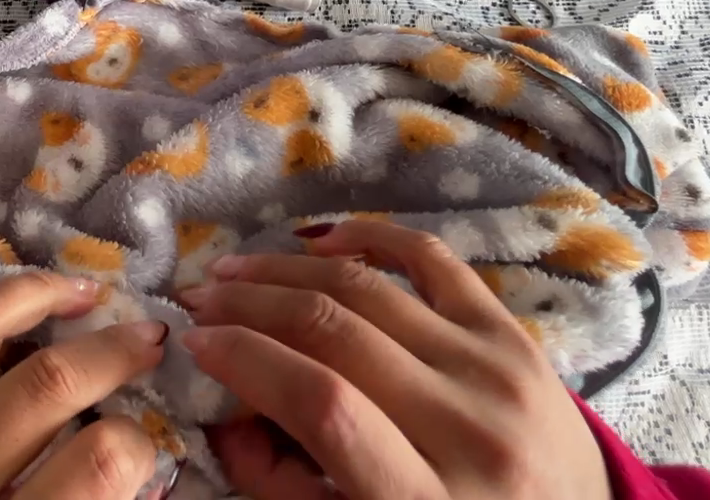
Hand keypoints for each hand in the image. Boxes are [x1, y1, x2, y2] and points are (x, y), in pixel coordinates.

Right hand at [178, 221, 611, 499]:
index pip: (323, 404)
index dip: (245, 360)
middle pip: (334, 332)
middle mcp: (476, 432)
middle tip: (199, 300)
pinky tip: (315, 240)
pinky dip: (365, 234)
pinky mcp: (516, 335)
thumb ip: (276, 483)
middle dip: (247, 305)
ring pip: (364, 287)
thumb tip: (222, 403)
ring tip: (232, 269)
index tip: (193, 341)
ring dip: (281, 268)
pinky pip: (430, 257)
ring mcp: (501, 372)